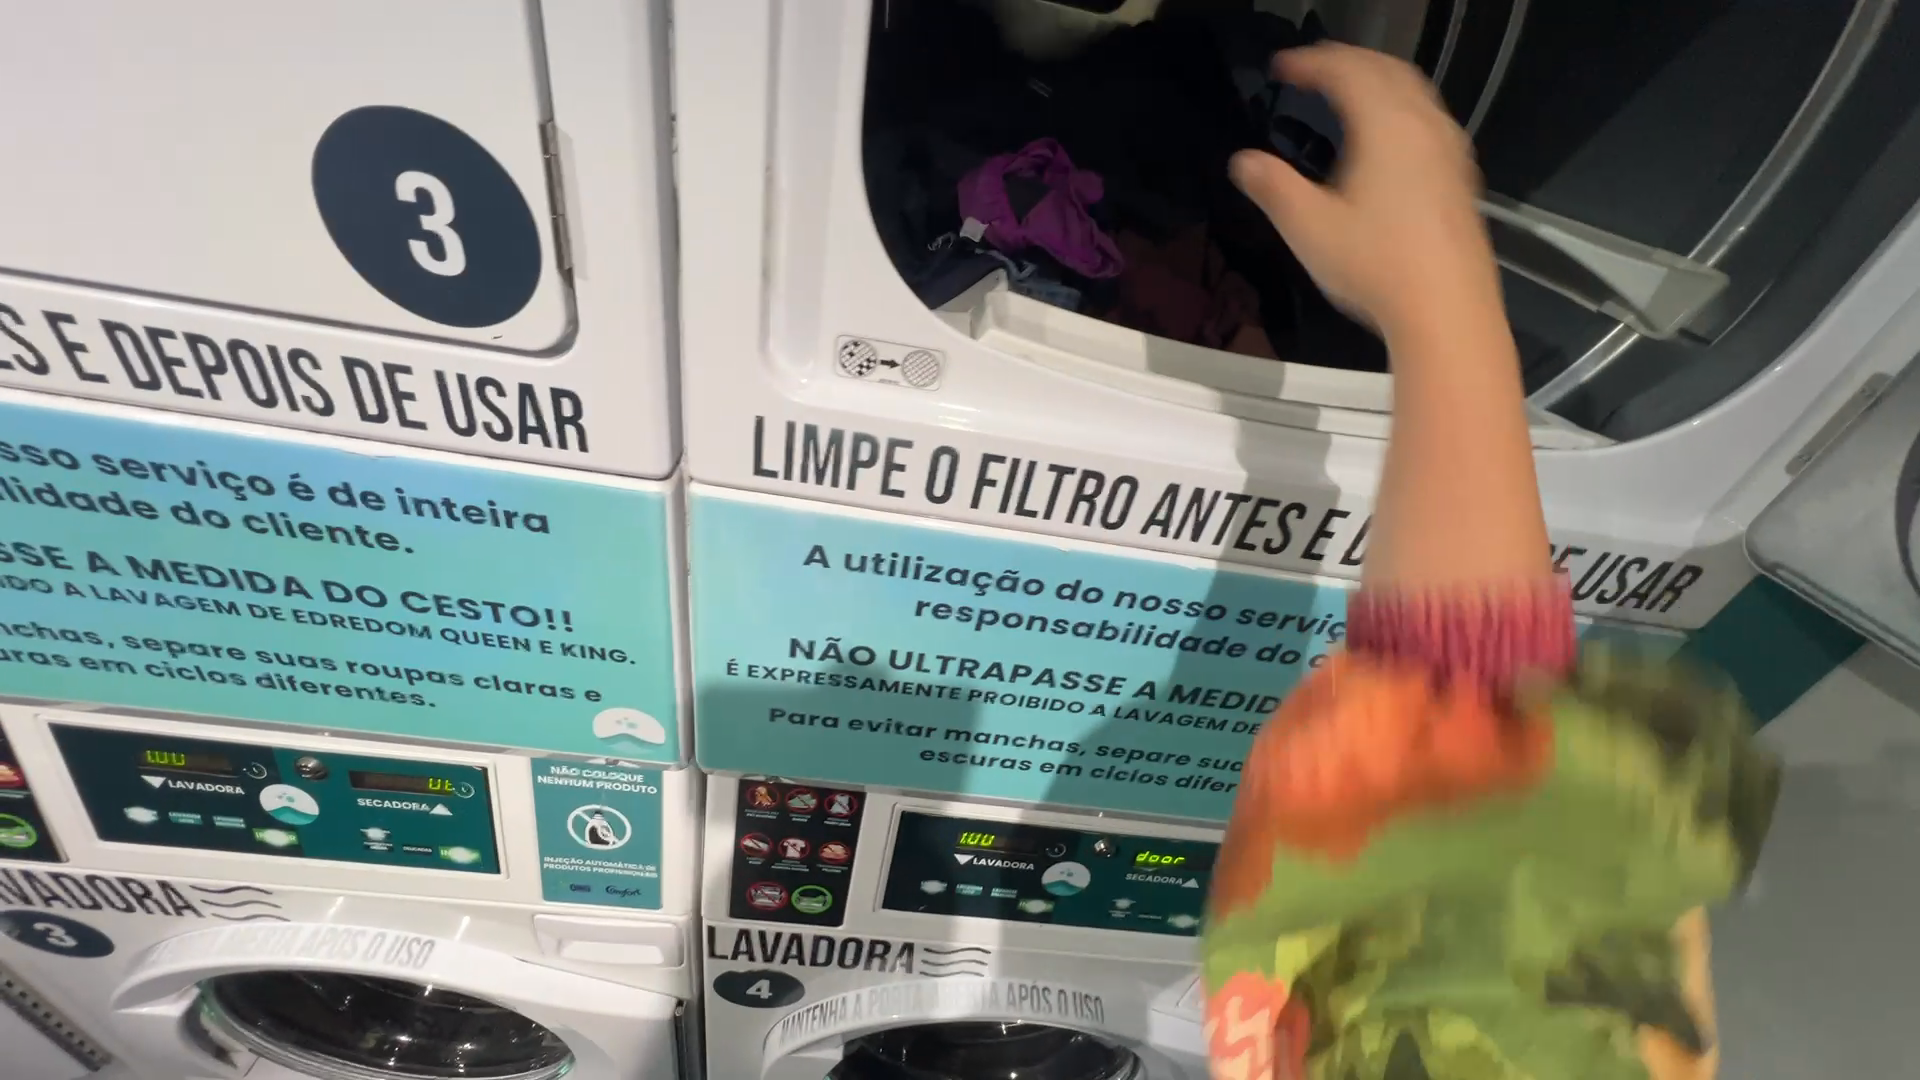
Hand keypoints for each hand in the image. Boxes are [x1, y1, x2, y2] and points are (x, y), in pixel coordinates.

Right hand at [1230, 43, 1501, 343]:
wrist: (1443, 305)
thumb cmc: (1374, 264)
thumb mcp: (1308, 229)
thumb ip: (1273, 189)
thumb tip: (1242, 162)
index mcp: (1386, 127)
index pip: (1346, 72)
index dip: (1311, 63)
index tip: (1281, 65)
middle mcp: (1423, 125)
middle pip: (1387, 71)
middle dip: (1346, 62)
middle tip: (1313, 69)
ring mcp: (1446, 149)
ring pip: (1412, 92)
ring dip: (1376, 80)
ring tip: (1347, 92)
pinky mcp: (1456, 174)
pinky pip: (1426, 118)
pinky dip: (1398, 106)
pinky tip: (1386, 137)